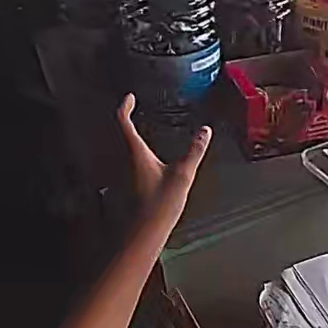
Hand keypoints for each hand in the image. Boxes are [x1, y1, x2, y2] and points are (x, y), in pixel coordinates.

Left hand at [117, 94, 210, 221]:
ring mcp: (130, 172)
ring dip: (133, 133)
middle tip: (135, 107)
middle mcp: (129, 160)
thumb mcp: (183, 174)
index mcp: (137, 153)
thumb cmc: (160, 204)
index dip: (125, 106)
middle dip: (127, 117)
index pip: (124, 122)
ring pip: (127, 146)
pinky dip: (139, 148)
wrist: (147, 230)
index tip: (131, 97)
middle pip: (122, 132)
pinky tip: (151, 154)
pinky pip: (134, 158)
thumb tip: (205, 131)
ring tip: (142, 125)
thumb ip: (194, 151)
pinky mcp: (135, 182)